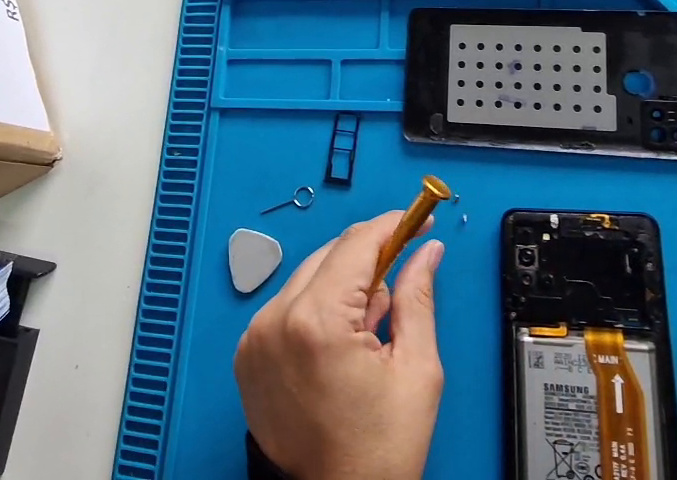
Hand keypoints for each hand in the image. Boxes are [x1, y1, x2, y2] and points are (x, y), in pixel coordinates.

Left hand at [234, 211, 445, 479]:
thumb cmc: (374, 455)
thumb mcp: (416, 370)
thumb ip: (418, 297)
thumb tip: (427, 252)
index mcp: (317, 321)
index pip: (357, 243)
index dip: (393, 226)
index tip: (417, 221)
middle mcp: (276, 320)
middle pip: (332, 254)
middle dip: (371, 259)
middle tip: (405, 279)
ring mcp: (257, 337)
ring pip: (310, 276)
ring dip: (345, 284)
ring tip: (374, 328)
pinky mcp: (249, 353)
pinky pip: (289, 304)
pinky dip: (319, 307)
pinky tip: (344, 340)